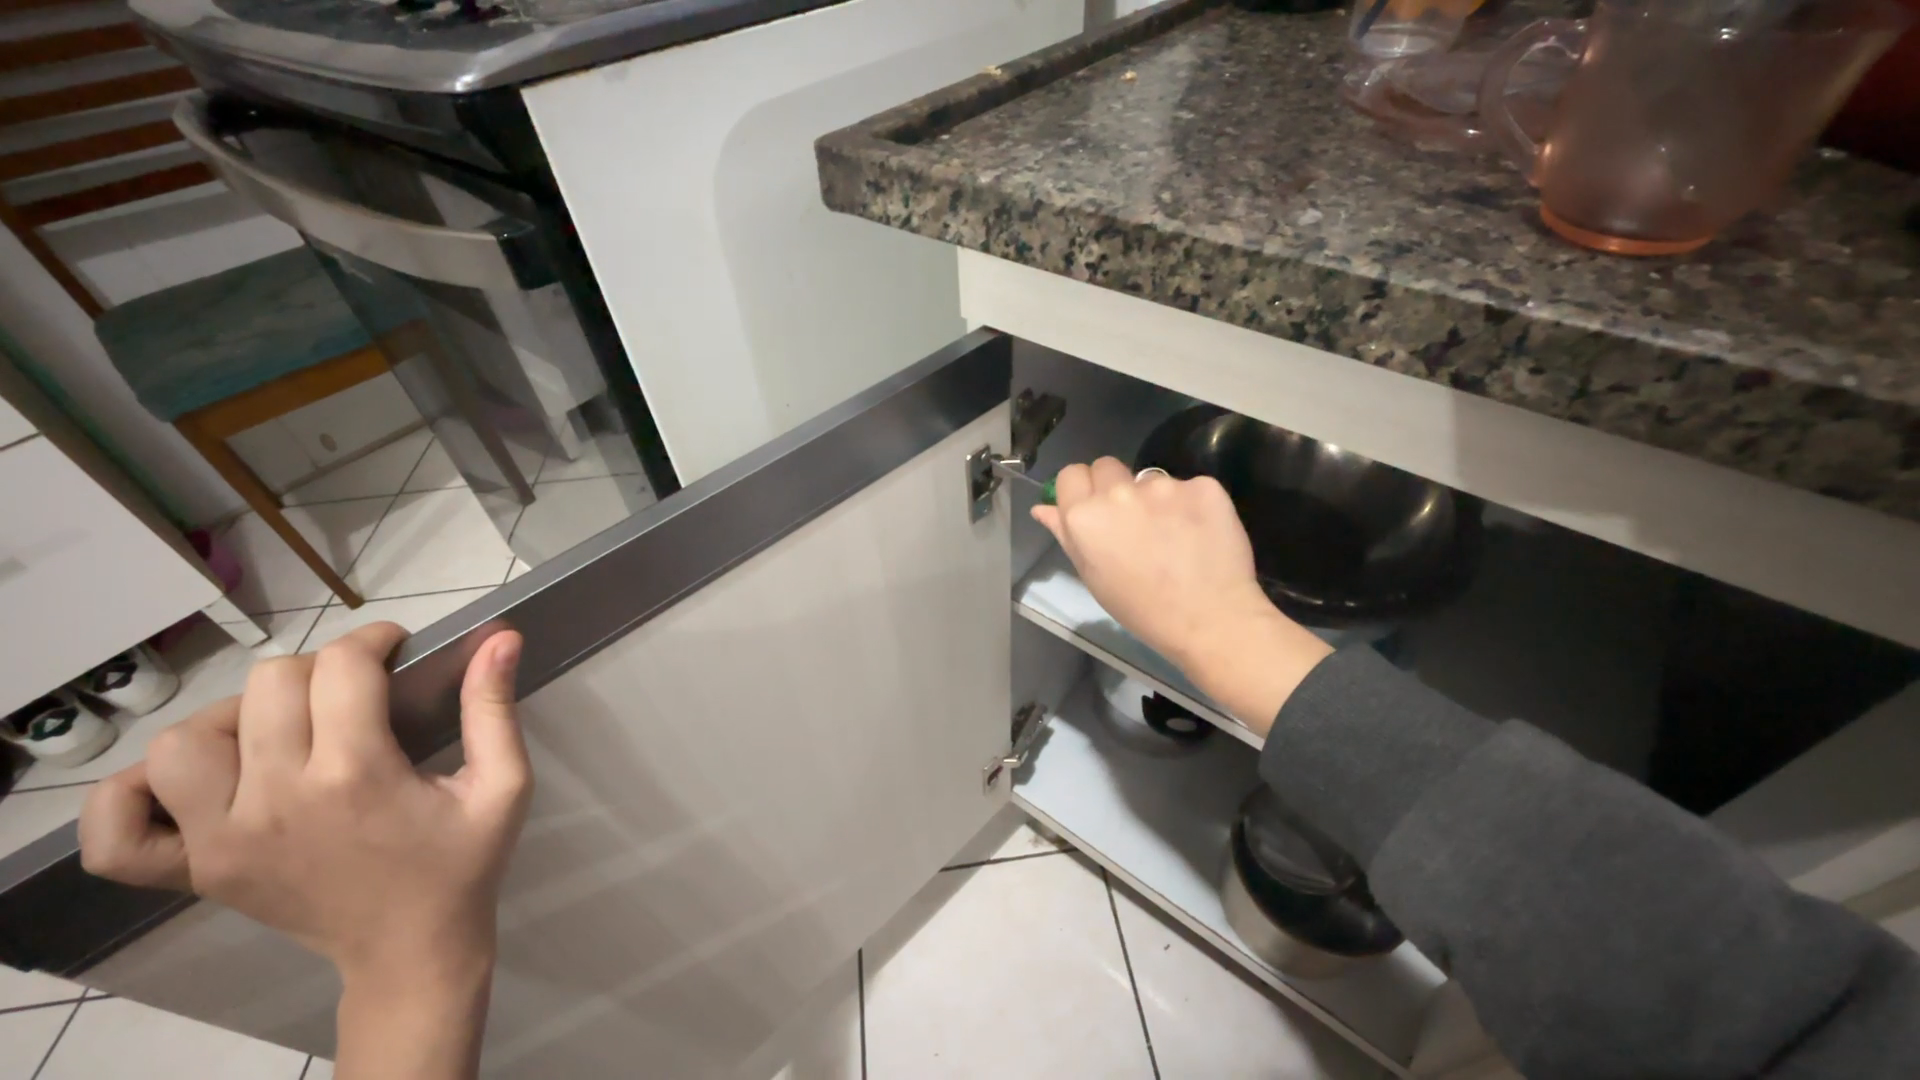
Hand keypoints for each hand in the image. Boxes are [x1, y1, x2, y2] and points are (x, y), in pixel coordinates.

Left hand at [79, 623, 531, 991]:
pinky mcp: (194, 871)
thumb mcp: (503, 784)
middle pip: (267, 686)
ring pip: (185, 740)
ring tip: (283, 732)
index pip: (341, 666)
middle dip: (318, 670)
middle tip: (353, 692)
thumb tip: (501, 637)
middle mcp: (278, 799)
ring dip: (236, 718)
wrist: (412, 947)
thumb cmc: (463, 861)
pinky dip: (136, 793)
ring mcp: (222, 839)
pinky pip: (118, 826)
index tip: (396, 649)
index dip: (373, 640)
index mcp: (358, 773)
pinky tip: (199, 782)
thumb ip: (495, 708)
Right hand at [1032, 458, 1330, 731]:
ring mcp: (1163, 485)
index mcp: (1084, 516)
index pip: (1070, 474)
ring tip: (1171, 535)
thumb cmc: (1142, 608)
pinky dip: (1190, 504)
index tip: (1094, 509)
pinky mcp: (1203, 485)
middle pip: (1106, 466)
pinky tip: (1198, 533)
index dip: (1081, 490)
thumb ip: (1066, 535)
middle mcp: (1119, 492)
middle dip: (1113, 485)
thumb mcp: (1093, 576)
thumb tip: (1043, 508)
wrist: (1209, 619)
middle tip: (1131, 521)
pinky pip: (1188, 486)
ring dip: (1153, 498)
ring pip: (1148, 478)